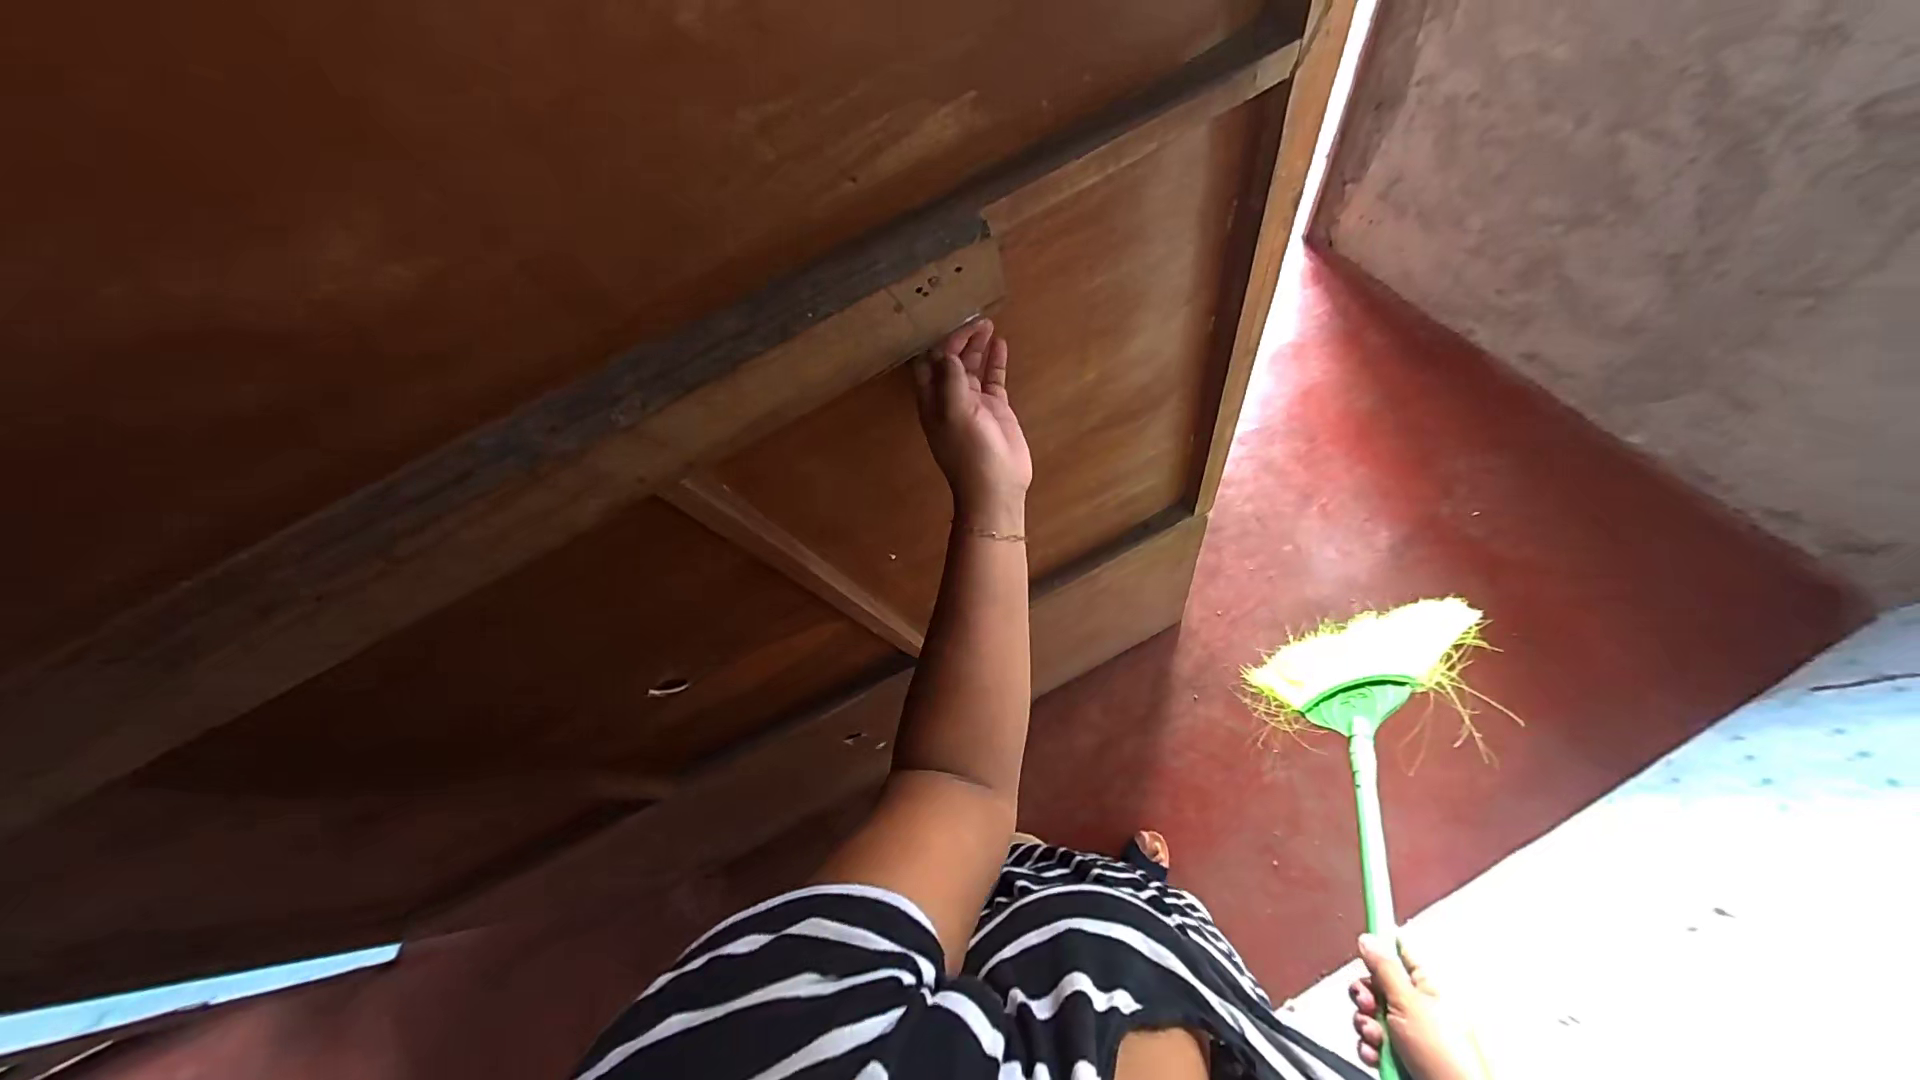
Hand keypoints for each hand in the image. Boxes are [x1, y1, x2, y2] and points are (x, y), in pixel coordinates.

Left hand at [911, 318, 1032, 527]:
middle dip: (960, 339)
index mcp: (932, 402)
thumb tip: (948, 353)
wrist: (996, 486)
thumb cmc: (970, 453)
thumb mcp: (955, 414)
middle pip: (951, 361)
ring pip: (973, 367)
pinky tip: (1001, 344)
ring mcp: (974, 404)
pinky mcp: (996, 409)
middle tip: (977, 320)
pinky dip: (996, 362)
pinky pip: (993, 379)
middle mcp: (950, 399)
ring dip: (978, 346)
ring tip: (989, 324)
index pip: (930, 364)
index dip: (940, 344)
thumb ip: (951, 381)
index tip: (957, 325)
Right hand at [1351, 934, 1489, 1079]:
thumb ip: (1385, 969)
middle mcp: (1420, 1008)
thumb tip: (1369, 938)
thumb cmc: (1445, 1058)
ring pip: (1371, 1015)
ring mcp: (1411, 1034)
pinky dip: (1371, 1048)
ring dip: (1366, 1026)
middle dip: (1364, 996)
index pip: (1400, 953)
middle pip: (1377, 985)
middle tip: (1367, 1006)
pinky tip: (1377, 1056)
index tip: (1364, 944)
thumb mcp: (1408, 1004)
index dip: (1380, 948)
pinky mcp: (1403, 1057)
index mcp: (1428, 988)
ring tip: (1377, 1041)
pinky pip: (1374, 1042)